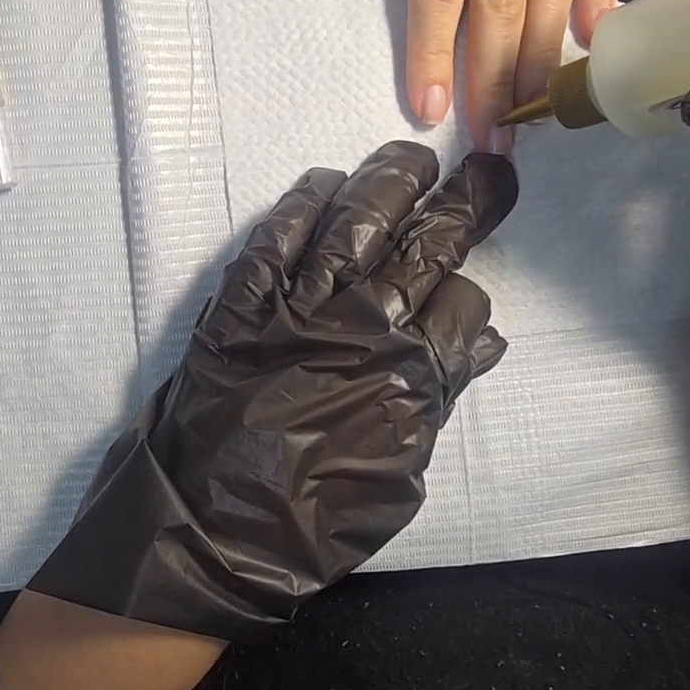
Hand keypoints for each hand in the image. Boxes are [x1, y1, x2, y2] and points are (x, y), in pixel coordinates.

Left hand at [28, 142, 517, 639]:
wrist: (205, 532)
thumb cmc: (310, 522)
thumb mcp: (398, 480)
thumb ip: (439, 401)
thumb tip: (481, 341)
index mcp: (408, 381)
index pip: (462, 305)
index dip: (472, 288)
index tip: (469, 283)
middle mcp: (360, 331)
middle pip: (423, 249)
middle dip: (462, 202)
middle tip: (483, 166)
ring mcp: (297, 311)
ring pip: (355, 225)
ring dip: (389, 182)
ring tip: (415, 157)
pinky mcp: (240, 305)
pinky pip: (275, 239)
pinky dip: (301, 204)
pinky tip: (327, 182)